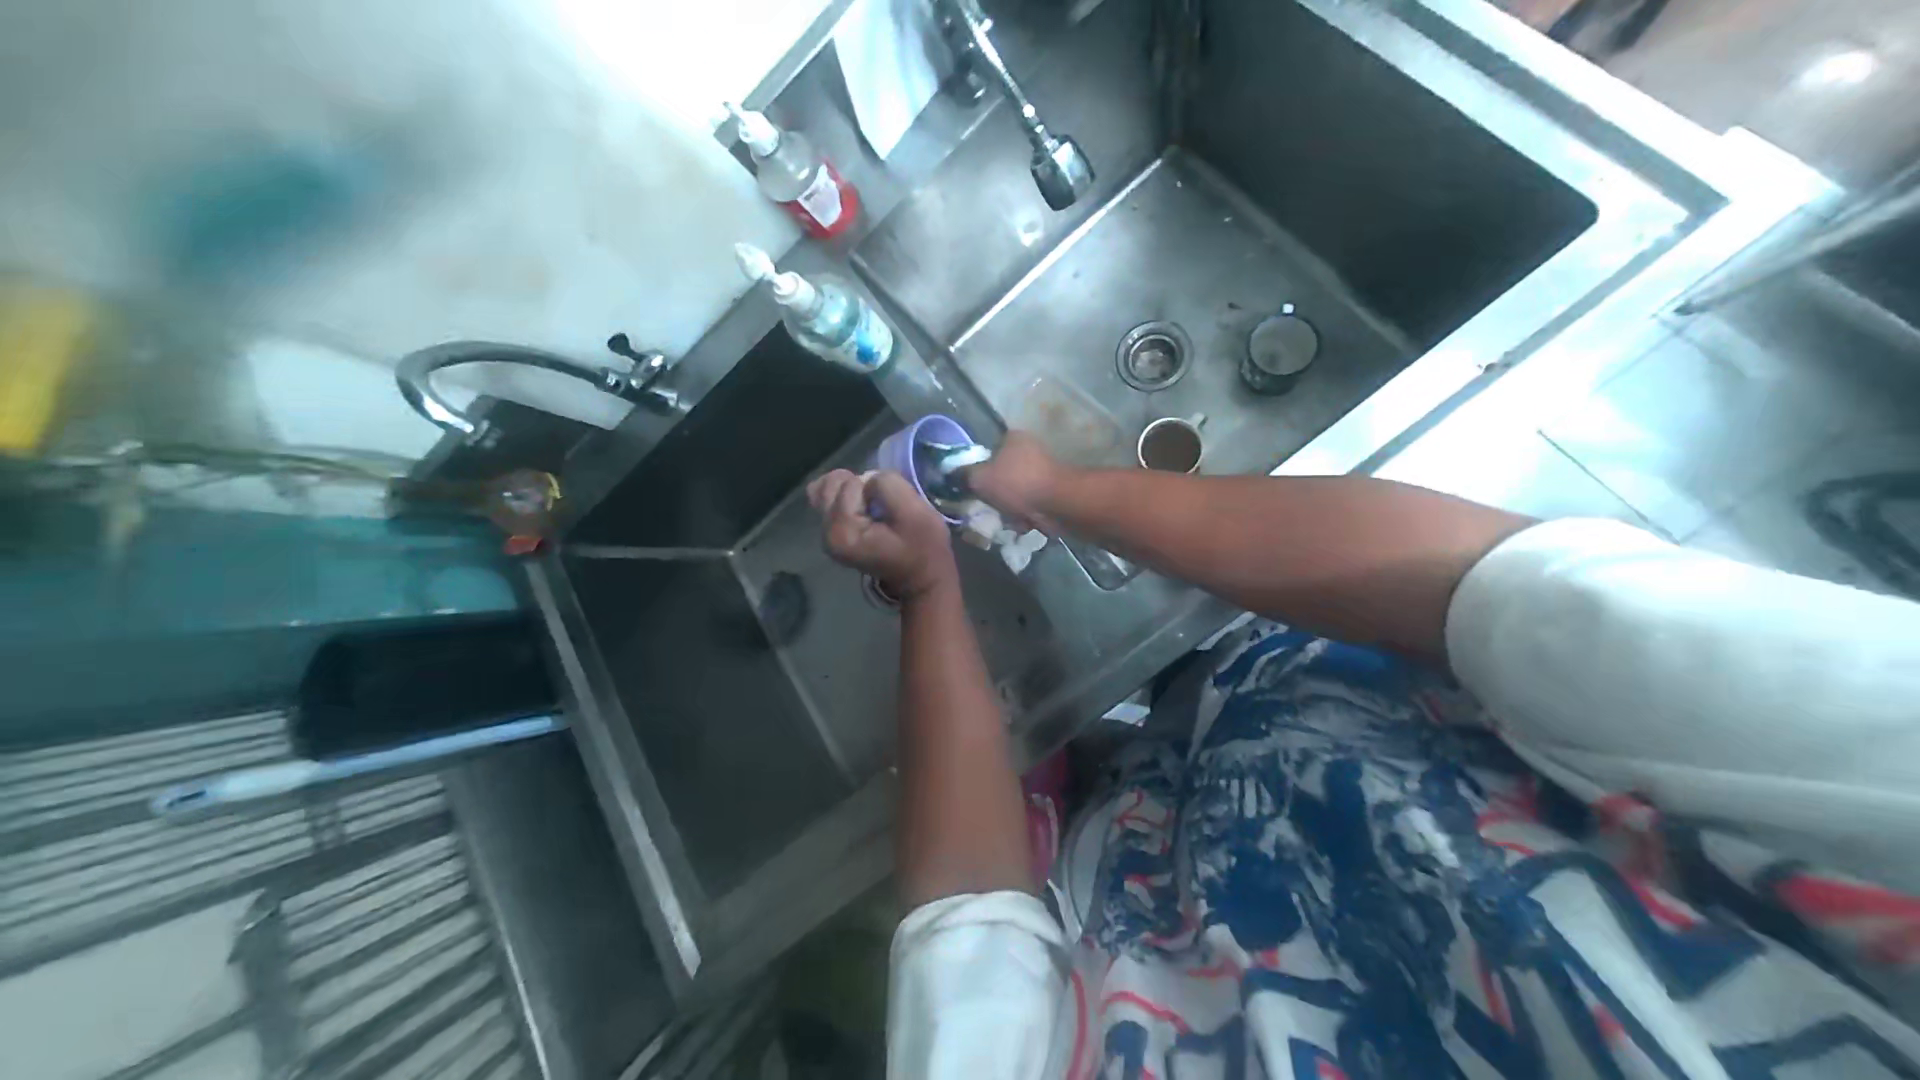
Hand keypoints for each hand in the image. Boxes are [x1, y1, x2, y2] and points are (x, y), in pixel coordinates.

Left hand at [807, 469, 956, 600]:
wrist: (922, 578)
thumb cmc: (923, 548)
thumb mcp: (915, 511)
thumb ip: (888, 485)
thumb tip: (868, 479)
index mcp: (843, 531)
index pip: (851, 484)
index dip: (876, 488)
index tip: (892, 510)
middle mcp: (826, 534)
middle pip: (829, 484)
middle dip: (858, 486)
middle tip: (880, 506)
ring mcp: (826, 536)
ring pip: (824, 490)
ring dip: (850, 489)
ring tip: (871, 505)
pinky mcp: (832, 535)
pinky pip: (826, 501)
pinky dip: (845, 496)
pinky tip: (862, 505)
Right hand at [966, 431, 1066, 532]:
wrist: (1057, 504)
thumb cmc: (1015, 483)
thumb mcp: (979, 479)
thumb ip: (963, 475)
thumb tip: (951, 474)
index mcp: (1013, 437)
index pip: (988, 450)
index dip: (979, 470)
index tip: (975, 487)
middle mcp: (1031, 448)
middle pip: (1002, 473)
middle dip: (996, 494)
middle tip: (989, 506)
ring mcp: (1045, 469)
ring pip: (1016, 491)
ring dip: (1010, 507)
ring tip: (1007, 518)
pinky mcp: (1054, 490)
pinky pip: (1031, 503)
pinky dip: (1026, 514)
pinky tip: (1023, 523)